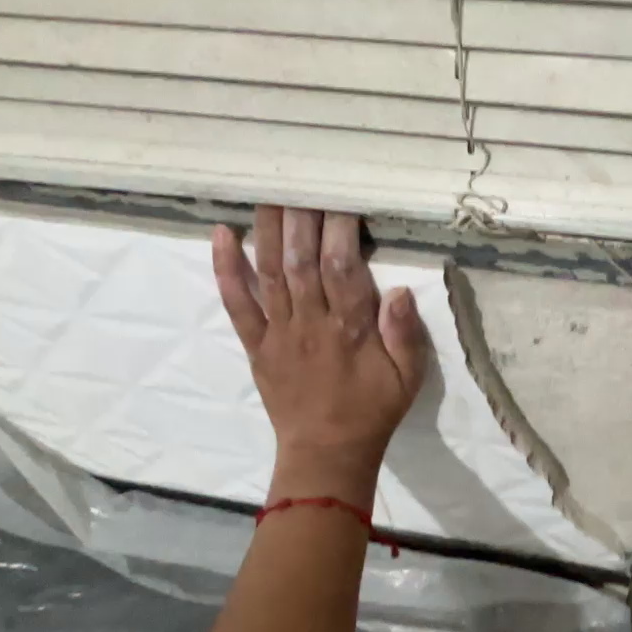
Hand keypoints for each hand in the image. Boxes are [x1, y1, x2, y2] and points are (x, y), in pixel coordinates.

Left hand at [212, 207, 429, 507]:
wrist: (326, 453)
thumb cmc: (373, 410)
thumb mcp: (409, 377)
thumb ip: (405, 335)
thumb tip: (402, 291)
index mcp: (350, 329)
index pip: (342, 267)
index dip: (339, 228)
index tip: (341, 195)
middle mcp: (310, 323)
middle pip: (301, 261)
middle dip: (302, 216)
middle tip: (302, 178)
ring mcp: (279, 332)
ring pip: (270, 272)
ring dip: (268, 229)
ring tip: (269, 189)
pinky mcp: (256, 344)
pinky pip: (238, 304)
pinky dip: (226, 269)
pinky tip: (222, 234)